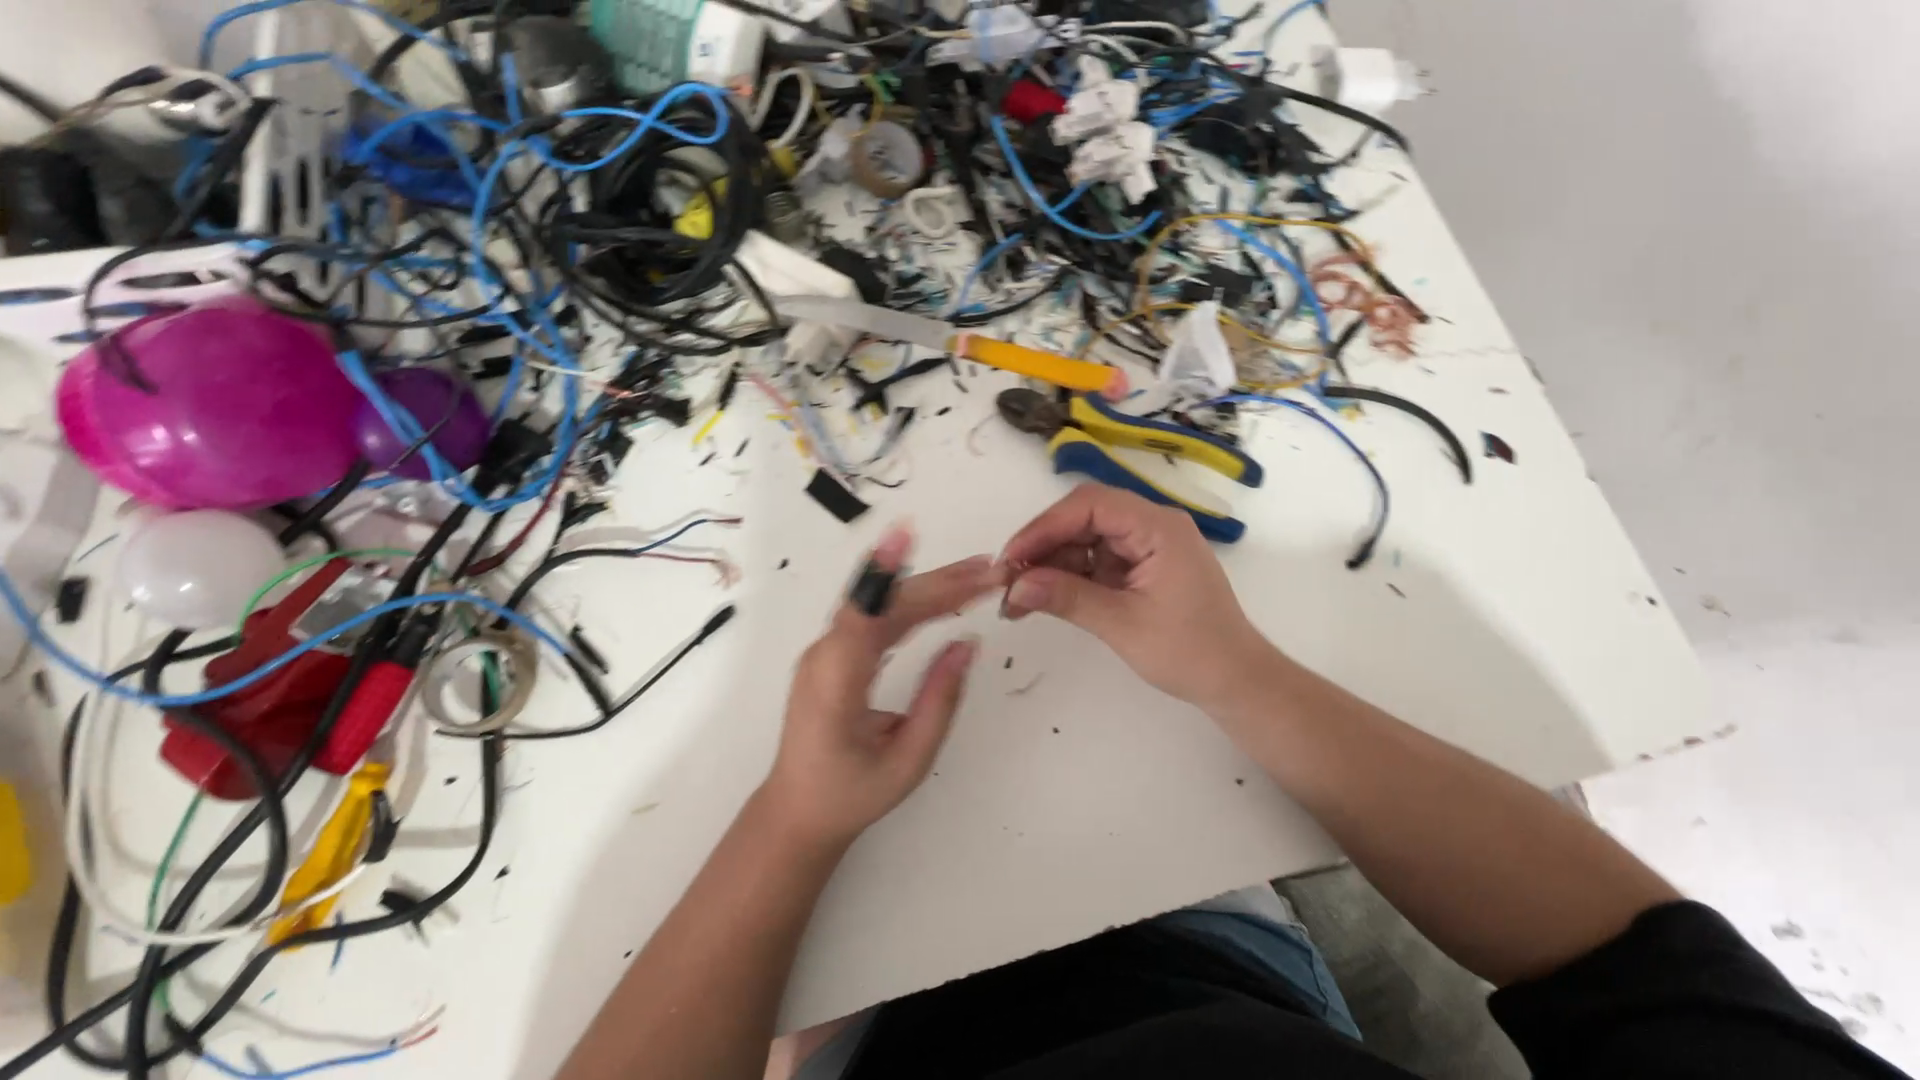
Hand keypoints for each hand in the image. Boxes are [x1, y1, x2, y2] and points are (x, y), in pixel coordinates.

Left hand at [761, 524, 998, 848]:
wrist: (799, 808)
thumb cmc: (851, 794)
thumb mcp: (907, 760)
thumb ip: (938, 701)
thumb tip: (967, 643)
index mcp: (835, 685)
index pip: (860, 616)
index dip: (882, 572)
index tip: (907, 534)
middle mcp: (825, 656)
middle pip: (883, 603)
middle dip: (940, 582)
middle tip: (992, 571)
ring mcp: (826, 652)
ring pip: (881, 606)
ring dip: (930, 587)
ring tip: (980, 576)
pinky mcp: (834, 654)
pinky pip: (875, 617)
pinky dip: (912, 604)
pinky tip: (943, 596)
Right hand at [1000, 485, 1278, 711]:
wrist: (1235, 680)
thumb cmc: (1190, 651)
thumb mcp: (1122, 624)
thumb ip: (1067, 598)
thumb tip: (1015, 587)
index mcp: (1158, 527)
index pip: (1090, 505)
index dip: (1045, 526)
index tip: (1012, 558)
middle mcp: (1152, 526)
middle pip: (1084, 518)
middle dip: (1043, 546)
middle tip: (1007, 579)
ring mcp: (1146, 547)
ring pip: (1084, 539)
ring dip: (1050, 564)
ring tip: (1017, 597)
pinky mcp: (1140, 567)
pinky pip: (1095, 560)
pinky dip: (1068, 577)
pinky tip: (1041, 598)